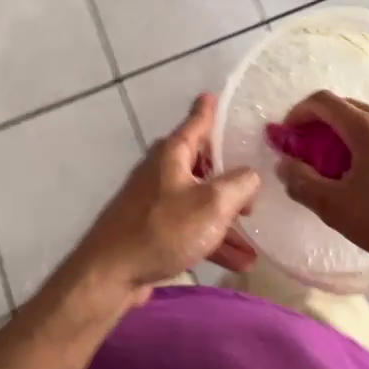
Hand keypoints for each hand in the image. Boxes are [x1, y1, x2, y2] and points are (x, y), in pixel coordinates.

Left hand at [65, 94, 260, 305]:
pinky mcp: (153, 229)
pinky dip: (213, 238)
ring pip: (200, 199)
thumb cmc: (163, 229)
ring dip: (227, 217)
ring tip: (255, 235)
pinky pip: (191, 226)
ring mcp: (156, 200)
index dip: (209, 109)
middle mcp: (163, 169)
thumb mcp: (211, 204)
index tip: (215, 95)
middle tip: (257, 186)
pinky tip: (239, 260)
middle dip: (230, 175)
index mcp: (173, 153)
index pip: (197, 121)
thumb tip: (250, 174)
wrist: (111, 273)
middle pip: (203, 162)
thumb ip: (238, 184)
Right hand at [275, 91, 368, 279]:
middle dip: (321, 124)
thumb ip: (302, 182)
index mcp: (366, 128)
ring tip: (338, 167)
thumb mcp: (335, 207)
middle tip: (307, 152)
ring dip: (345, 135)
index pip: (323, 101)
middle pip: (347, 107)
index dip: (298, 113)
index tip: (287, 136)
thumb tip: (284, 164)